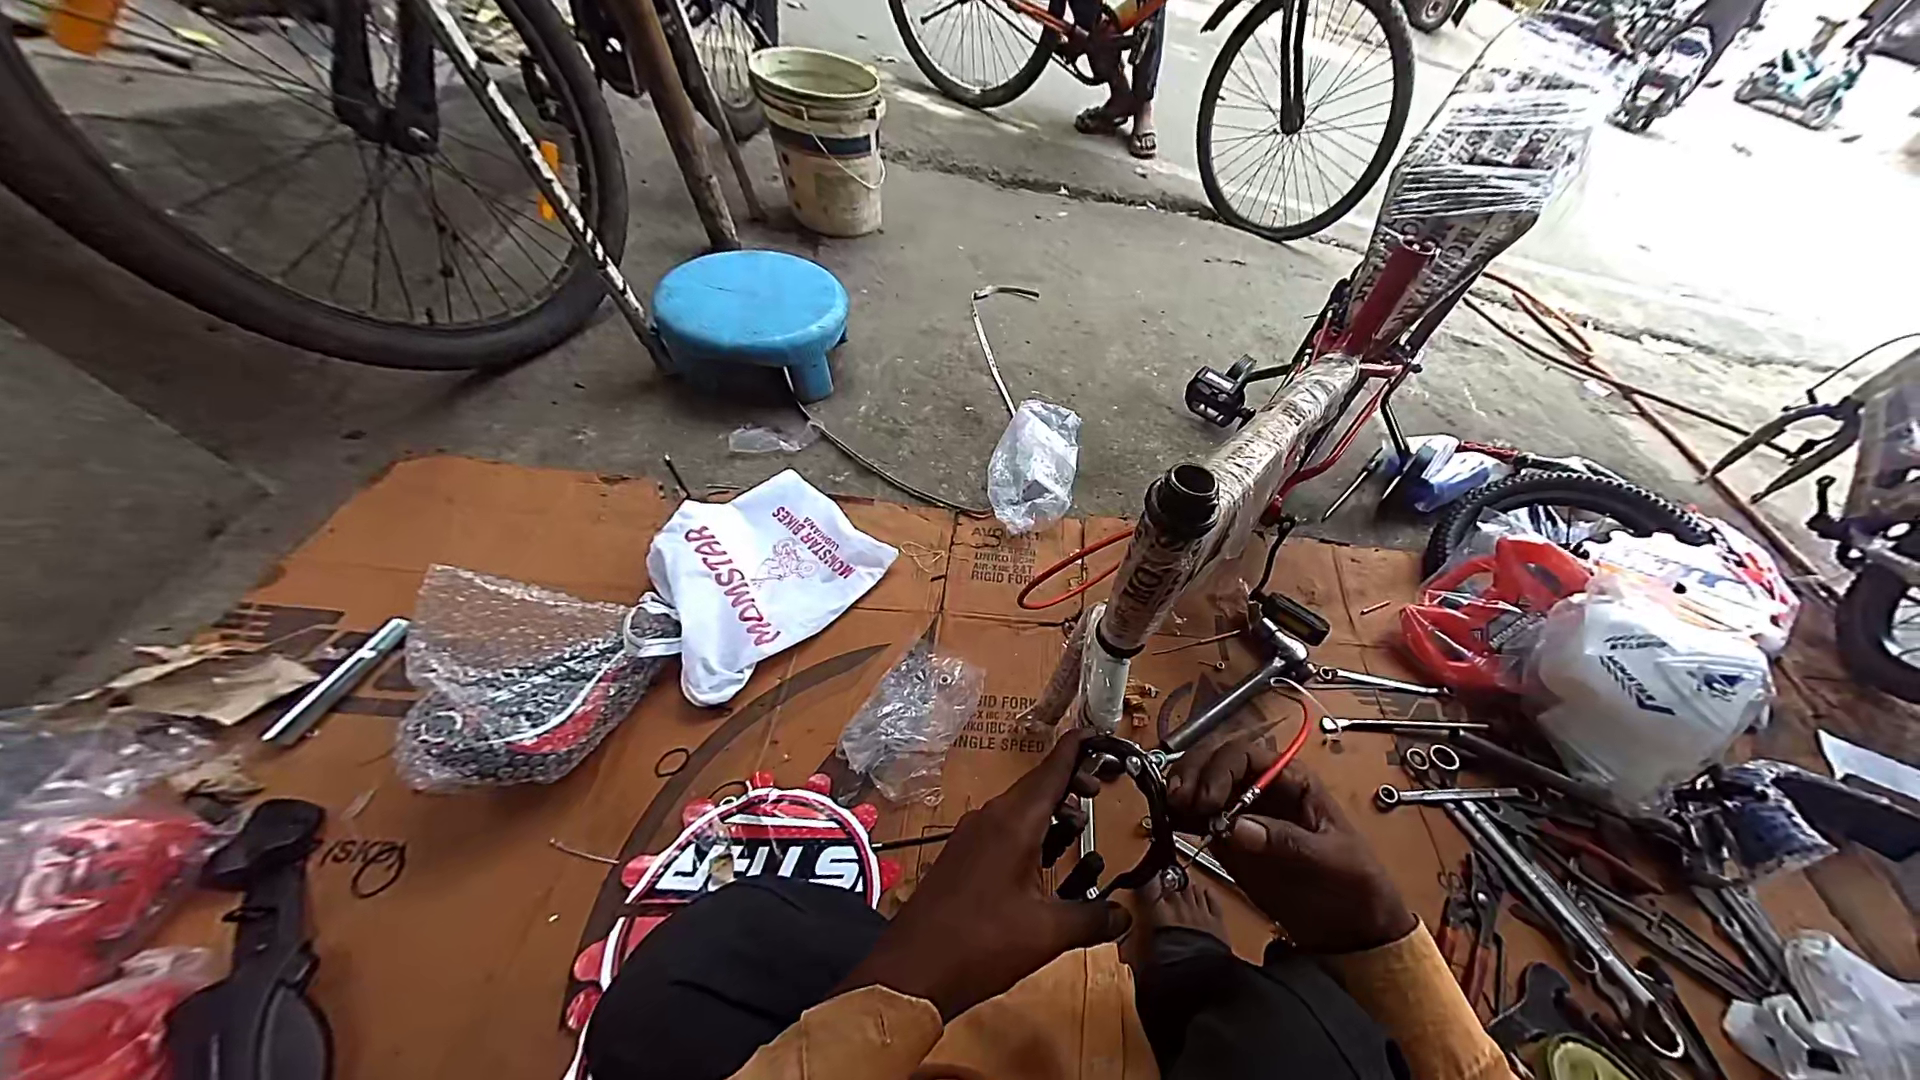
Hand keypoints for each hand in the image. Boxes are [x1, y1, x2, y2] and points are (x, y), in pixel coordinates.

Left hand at [835, 729, 1131, 1018]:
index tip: (1095, 733)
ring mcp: (973, 832)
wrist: (914, 966)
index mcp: (1014, 822)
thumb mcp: (1045, 933)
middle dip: (1069, 783)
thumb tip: (1124, 917)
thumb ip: (1090, 919)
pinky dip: (1030, 829)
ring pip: (1019, 806)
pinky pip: (1003, 825)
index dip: (1076, 750)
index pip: (1051, 771)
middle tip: (1098, 793)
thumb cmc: (982, 942)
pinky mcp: (963, 851)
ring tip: (1077, 826)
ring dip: (1050, 809)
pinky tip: (1042, 857)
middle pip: (1037, 785)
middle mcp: (991, 816)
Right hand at [1167, 735, 1414, 954]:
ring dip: (1179, 788)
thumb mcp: (1332, 860)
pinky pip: (1194, 813)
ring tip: (1169, 808)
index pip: (1243, 754)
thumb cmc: (1354, 885)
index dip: (1220, 769)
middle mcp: (1257, 784)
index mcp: (1288, 778)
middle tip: (1177, 800)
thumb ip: (1287, 840)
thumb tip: (1236, 826)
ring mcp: (1237, 806)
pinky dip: (1177, 813)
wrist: (1350, 930)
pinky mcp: (1223, 832)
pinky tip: (1168, 820)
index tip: (1206, 799)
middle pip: (1213, 759)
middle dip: (1191, 774)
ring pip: (1197, 779)